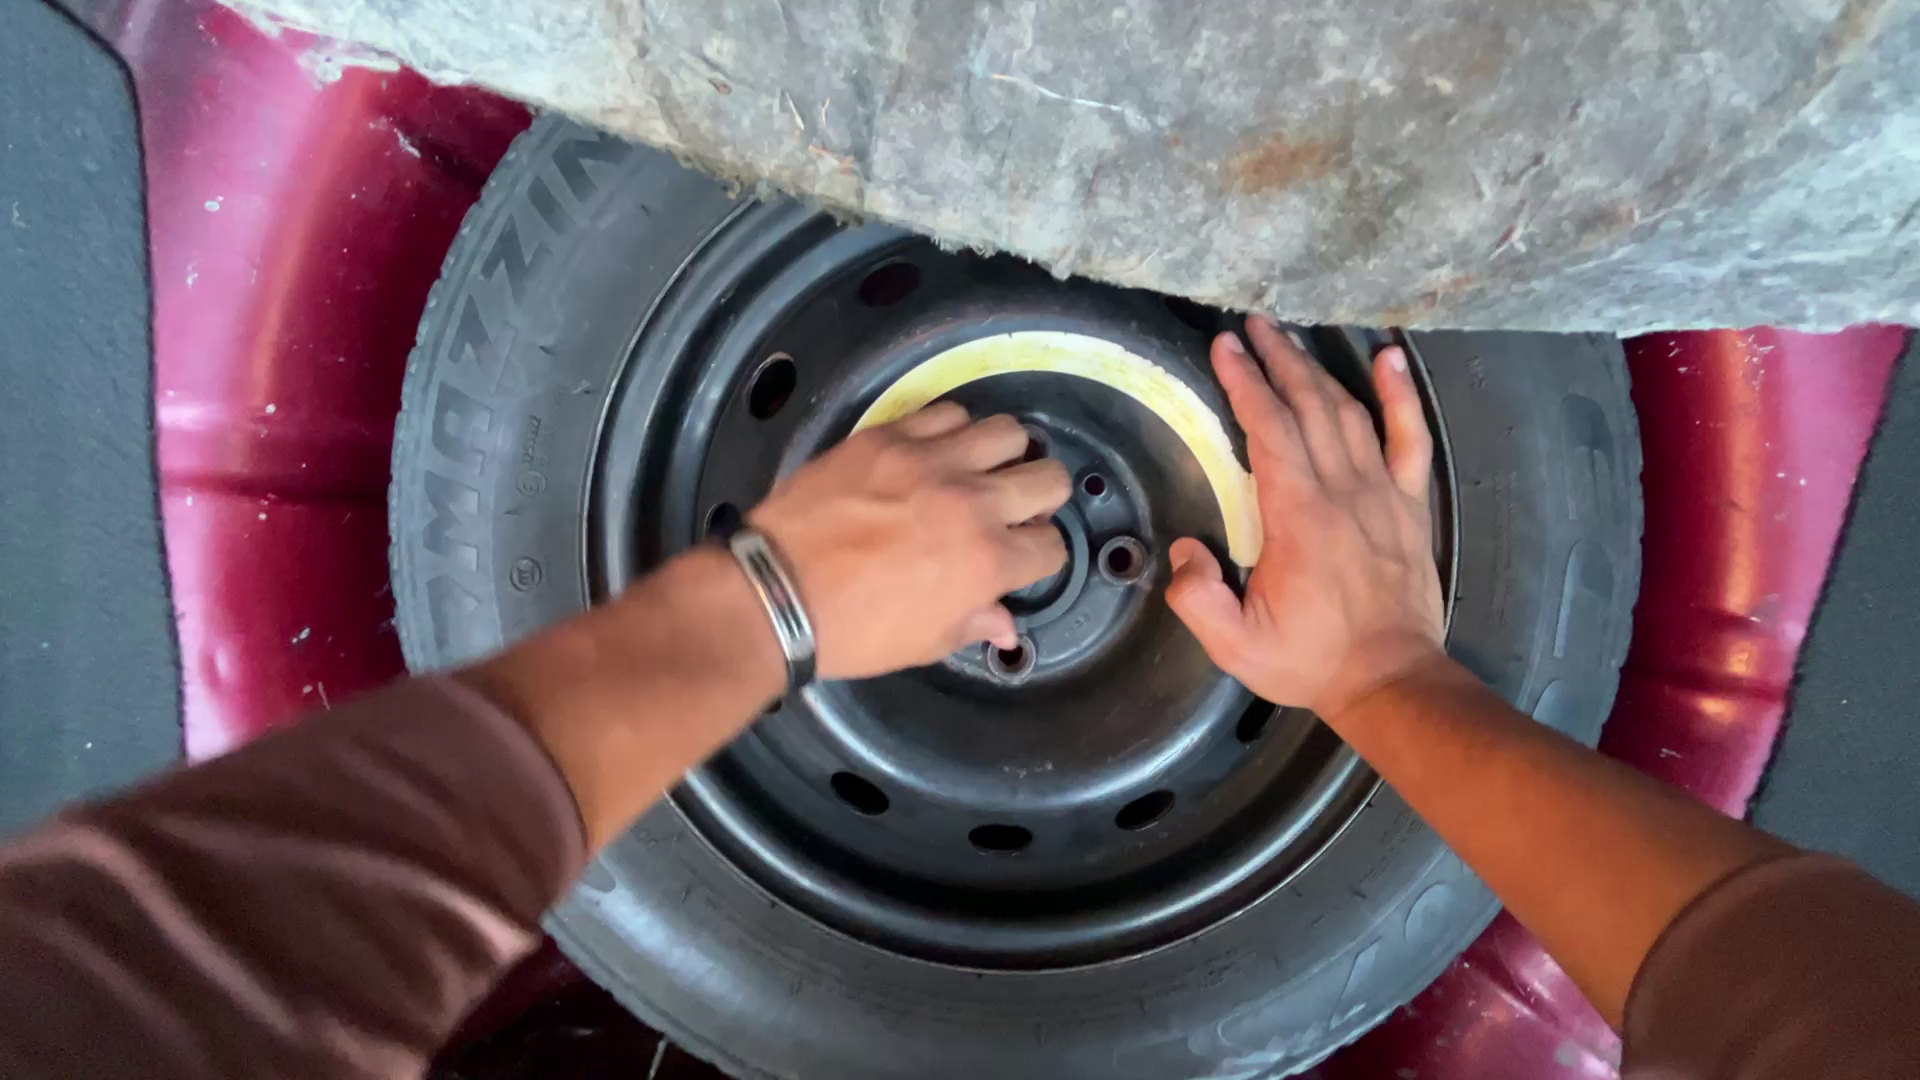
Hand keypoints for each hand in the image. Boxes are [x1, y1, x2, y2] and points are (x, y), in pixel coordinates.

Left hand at [750, 403, 1071, 679]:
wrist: (776, 591)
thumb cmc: (854, 631)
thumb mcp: (924, 642)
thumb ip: (974, 623)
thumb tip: (1007, 625)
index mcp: (987, 562)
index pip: (1052, 546)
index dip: (1042, 555)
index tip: (1022, 556)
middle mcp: (972, 502)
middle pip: (1050, 479)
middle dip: (1043, 499)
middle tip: (1017, 509)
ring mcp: (930, 461)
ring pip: (1008, 432)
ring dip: (1006, 455)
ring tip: (982, 470)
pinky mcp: (889, 436)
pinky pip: (948, 413)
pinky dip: (955, 431)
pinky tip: (939, 451)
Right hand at [1166, 317, 1444, 718]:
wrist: (1390, 679)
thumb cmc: (1307, 659)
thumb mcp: (1235, 644)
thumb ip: (1198, 596)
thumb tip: (1186, 550)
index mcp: (1298, 516)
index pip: (1268, 430)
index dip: (1244, 383)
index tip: (1224, 347)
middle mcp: (1342, 491)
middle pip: (1307, 406)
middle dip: (1276, 359)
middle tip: (1252, 323)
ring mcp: (1382, 494)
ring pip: (1348, 413)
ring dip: (1316, 370)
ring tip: (1289, 337)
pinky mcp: (1408, 505)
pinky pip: (1409, 438)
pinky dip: (1400, 396)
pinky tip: (1388, 361)